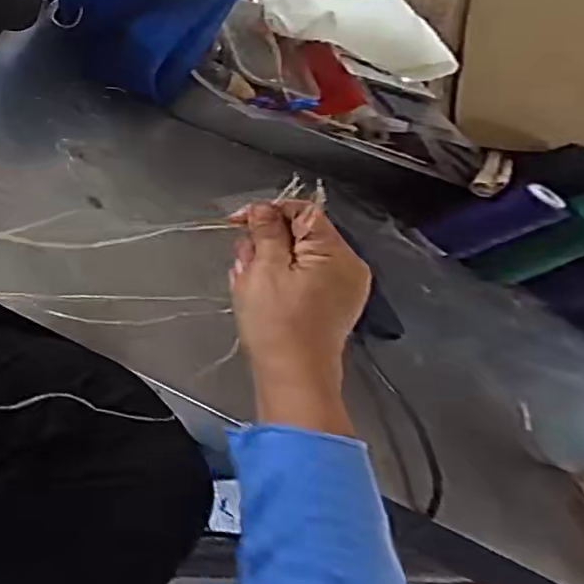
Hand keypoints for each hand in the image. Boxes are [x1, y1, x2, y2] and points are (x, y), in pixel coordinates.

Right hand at [227, 200, 370, 434]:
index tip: (237, 221)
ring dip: (265, 260)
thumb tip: (264, 209)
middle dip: (264, 241)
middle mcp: (347, 266)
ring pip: (295, 254)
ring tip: (248, 282)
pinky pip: (299, 275)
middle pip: (299, 232)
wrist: (293, 374)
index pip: (304, 210)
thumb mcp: (265, 268)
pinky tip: (258, 292)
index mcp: (336, 254)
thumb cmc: (278, 322)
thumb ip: (266, 231)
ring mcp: (340, 286)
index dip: (268, 210)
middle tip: (244, 261)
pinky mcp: (328, 302)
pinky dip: (276, 277)